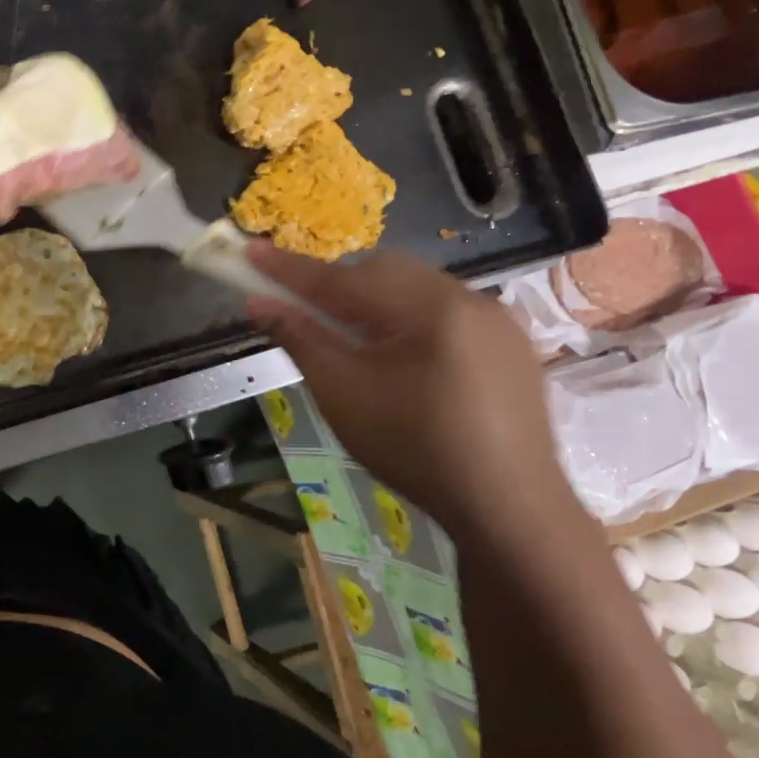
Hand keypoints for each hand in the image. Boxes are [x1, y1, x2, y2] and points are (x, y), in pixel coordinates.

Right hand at [245, 242, 567, 534]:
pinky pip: (444, 311)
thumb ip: (299, 337)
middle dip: (337, 284)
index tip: (249, 250)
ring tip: (351, 339)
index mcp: (429, 308)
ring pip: (415, 287)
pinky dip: (407, 319)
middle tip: (302, 311)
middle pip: (383, 271)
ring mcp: (497, 322)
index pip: (340, 279)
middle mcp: (468, 300)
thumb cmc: (413, 447)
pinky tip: (398, 358)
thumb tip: (257, 303)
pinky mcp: (510, 346)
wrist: (507, 507)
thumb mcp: (341, 391)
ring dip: (373, 301)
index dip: (288, 269)